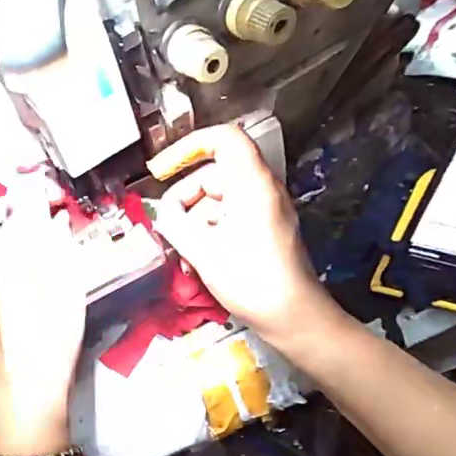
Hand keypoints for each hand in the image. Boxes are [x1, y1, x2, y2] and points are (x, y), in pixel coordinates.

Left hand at [0, 177, 85, 454]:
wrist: (30, 381)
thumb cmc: (48, 330)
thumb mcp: (60, 277)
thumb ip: (50, 239)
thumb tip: (48, 215)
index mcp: (0, 255)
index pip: (7, 205)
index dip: (30, 191)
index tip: (54, 193)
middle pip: (2, 223)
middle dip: (28, 209)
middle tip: (56, 208)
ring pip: (3, 244)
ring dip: (26, 230)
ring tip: (55, 231)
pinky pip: (6, 263)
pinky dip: (24, 252)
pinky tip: (45, 261)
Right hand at [151, 125, 354, 361]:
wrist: (294, 316)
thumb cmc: (254, 284)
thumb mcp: (205, 254)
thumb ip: (177, 226)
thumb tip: (162, 213)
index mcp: (252, 187)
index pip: (224, 139)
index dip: (188, 147)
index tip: (163, 168)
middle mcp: (262, 190)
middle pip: (213, 174)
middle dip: (184, 199)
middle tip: (168, 227)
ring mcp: (264, 208)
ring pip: (217, 199)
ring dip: (194, 222)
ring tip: (183, 255)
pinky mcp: (264, 226)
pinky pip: (228, 216)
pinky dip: (208, 231)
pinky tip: (197, 260)